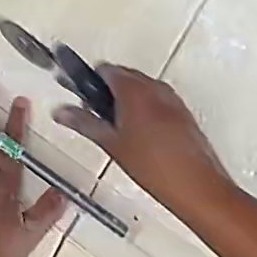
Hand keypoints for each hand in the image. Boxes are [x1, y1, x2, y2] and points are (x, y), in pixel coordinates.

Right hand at [54, 65, 231, 213]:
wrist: (195, 187)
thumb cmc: (155, 167)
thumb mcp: (111, 143)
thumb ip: (83, 122)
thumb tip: (62, 112)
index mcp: (134, 89)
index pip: (105, 69)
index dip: (89, 81)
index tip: (80, 95)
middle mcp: (155, 87)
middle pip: (123, 76)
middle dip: (106, 92)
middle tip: (94, 115)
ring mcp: (172, 99)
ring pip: (141, 88)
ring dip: (126, 101)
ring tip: (116, 130)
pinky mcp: (183, 112)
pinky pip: (157, 100)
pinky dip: (144, 109)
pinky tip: (138, 136)